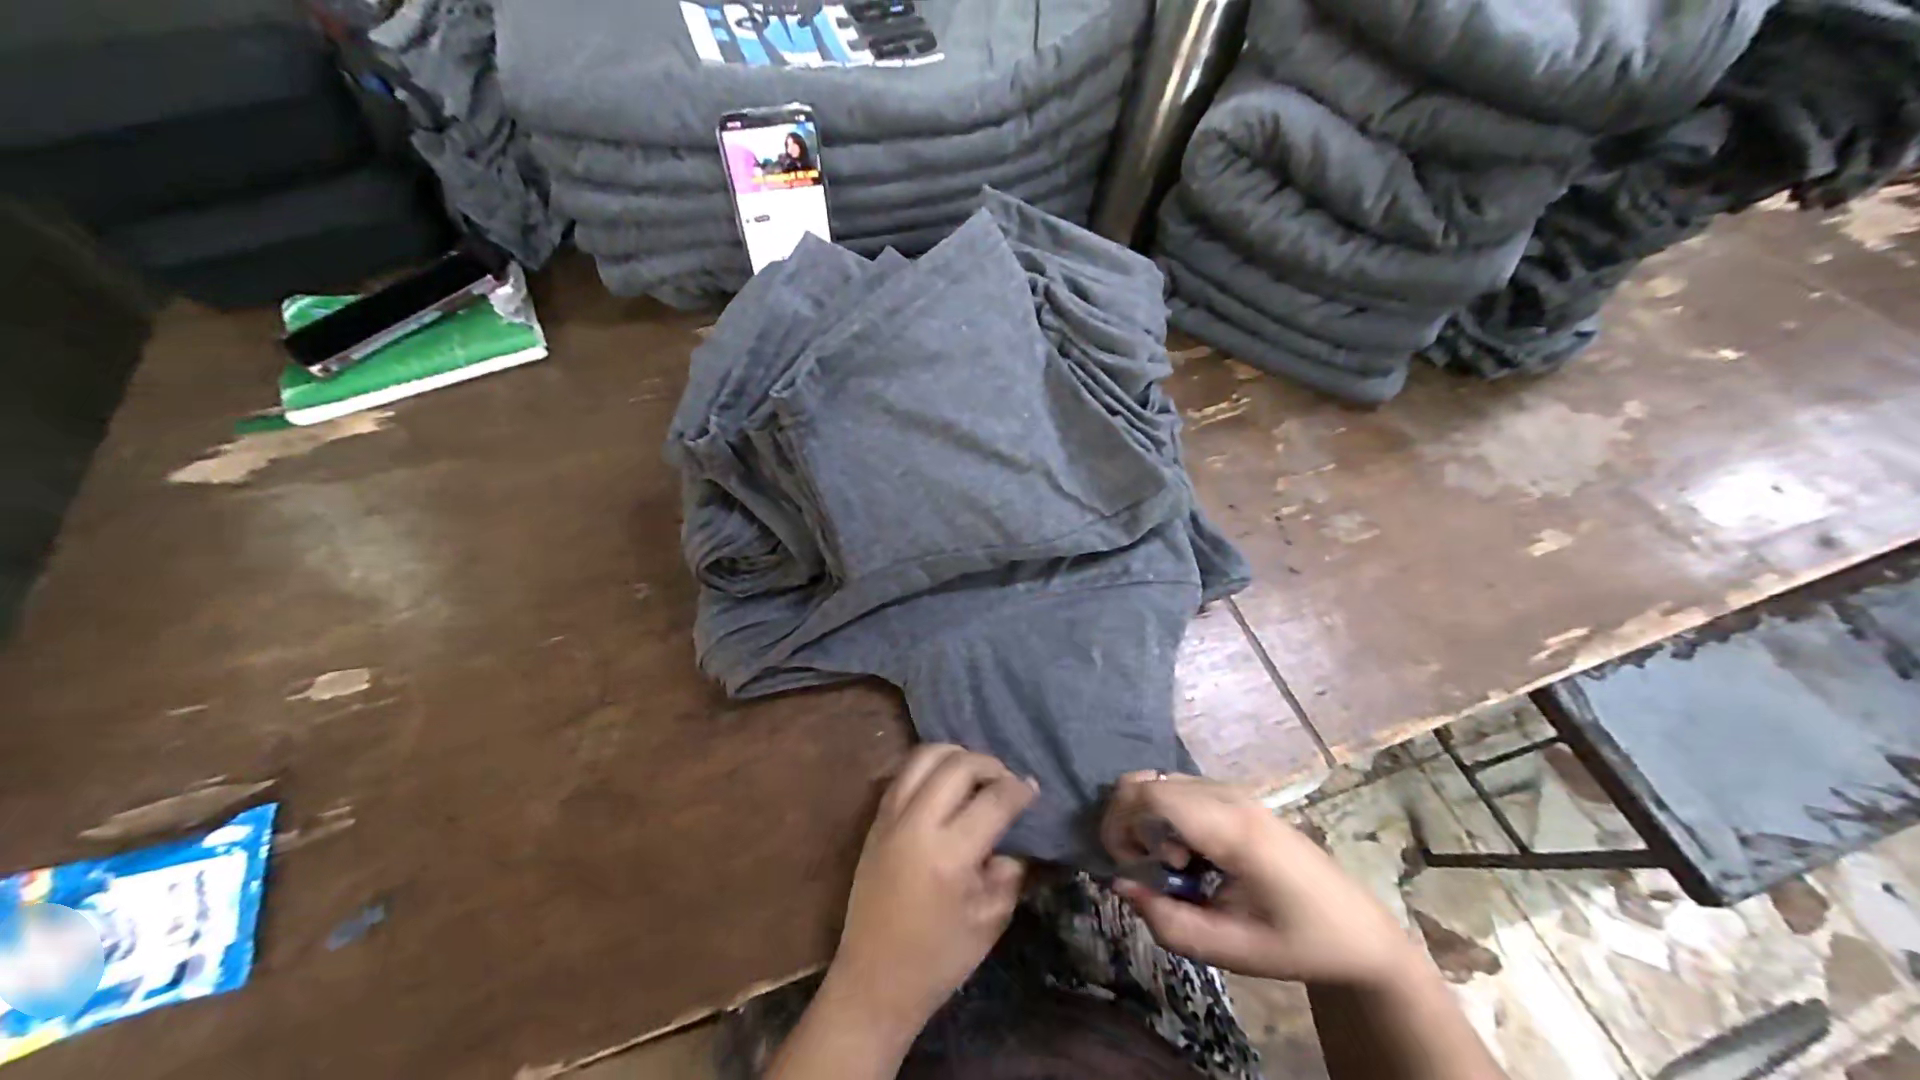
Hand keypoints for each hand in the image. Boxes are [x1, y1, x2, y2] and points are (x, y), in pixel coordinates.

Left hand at [821, 744, 1037, 1040]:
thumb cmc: (940, 958)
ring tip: (976, 774)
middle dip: (990, 765)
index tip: (1033, 789)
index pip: (993, 800)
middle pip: (958, 765)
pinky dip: (930, 767)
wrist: (874, 980)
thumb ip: (1010, 869)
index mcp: (950, 855)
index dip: (1020, 790)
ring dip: (956, 756)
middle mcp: (917, 825)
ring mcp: (890, 818)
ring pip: (925, 756)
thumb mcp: (992, 918)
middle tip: (1006, 781)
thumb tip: (1018, 834)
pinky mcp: (875, 820)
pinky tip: (946, 784)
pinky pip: (904, 772)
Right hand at [1102, 771, 1418, 987]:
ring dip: (1144, 818)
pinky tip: (1186, 853)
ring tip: (1170, 863)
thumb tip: (1120, 883)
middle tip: (1145, 866)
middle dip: (1127, 821)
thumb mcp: (1229, 949)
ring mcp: (1232, 790)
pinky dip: (1161, 814)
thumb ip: (1168, 922)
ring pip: (1158, 781)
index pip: (1152, 796)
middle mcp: (1229, 796)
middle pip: (1147, 781)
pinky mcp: (1233, 795)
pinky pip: (1176, 788)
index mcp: (1233, 830)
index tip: (1130, 867)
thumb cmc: (1297, 943)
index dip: (1121, 825)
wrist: (1357, 929)